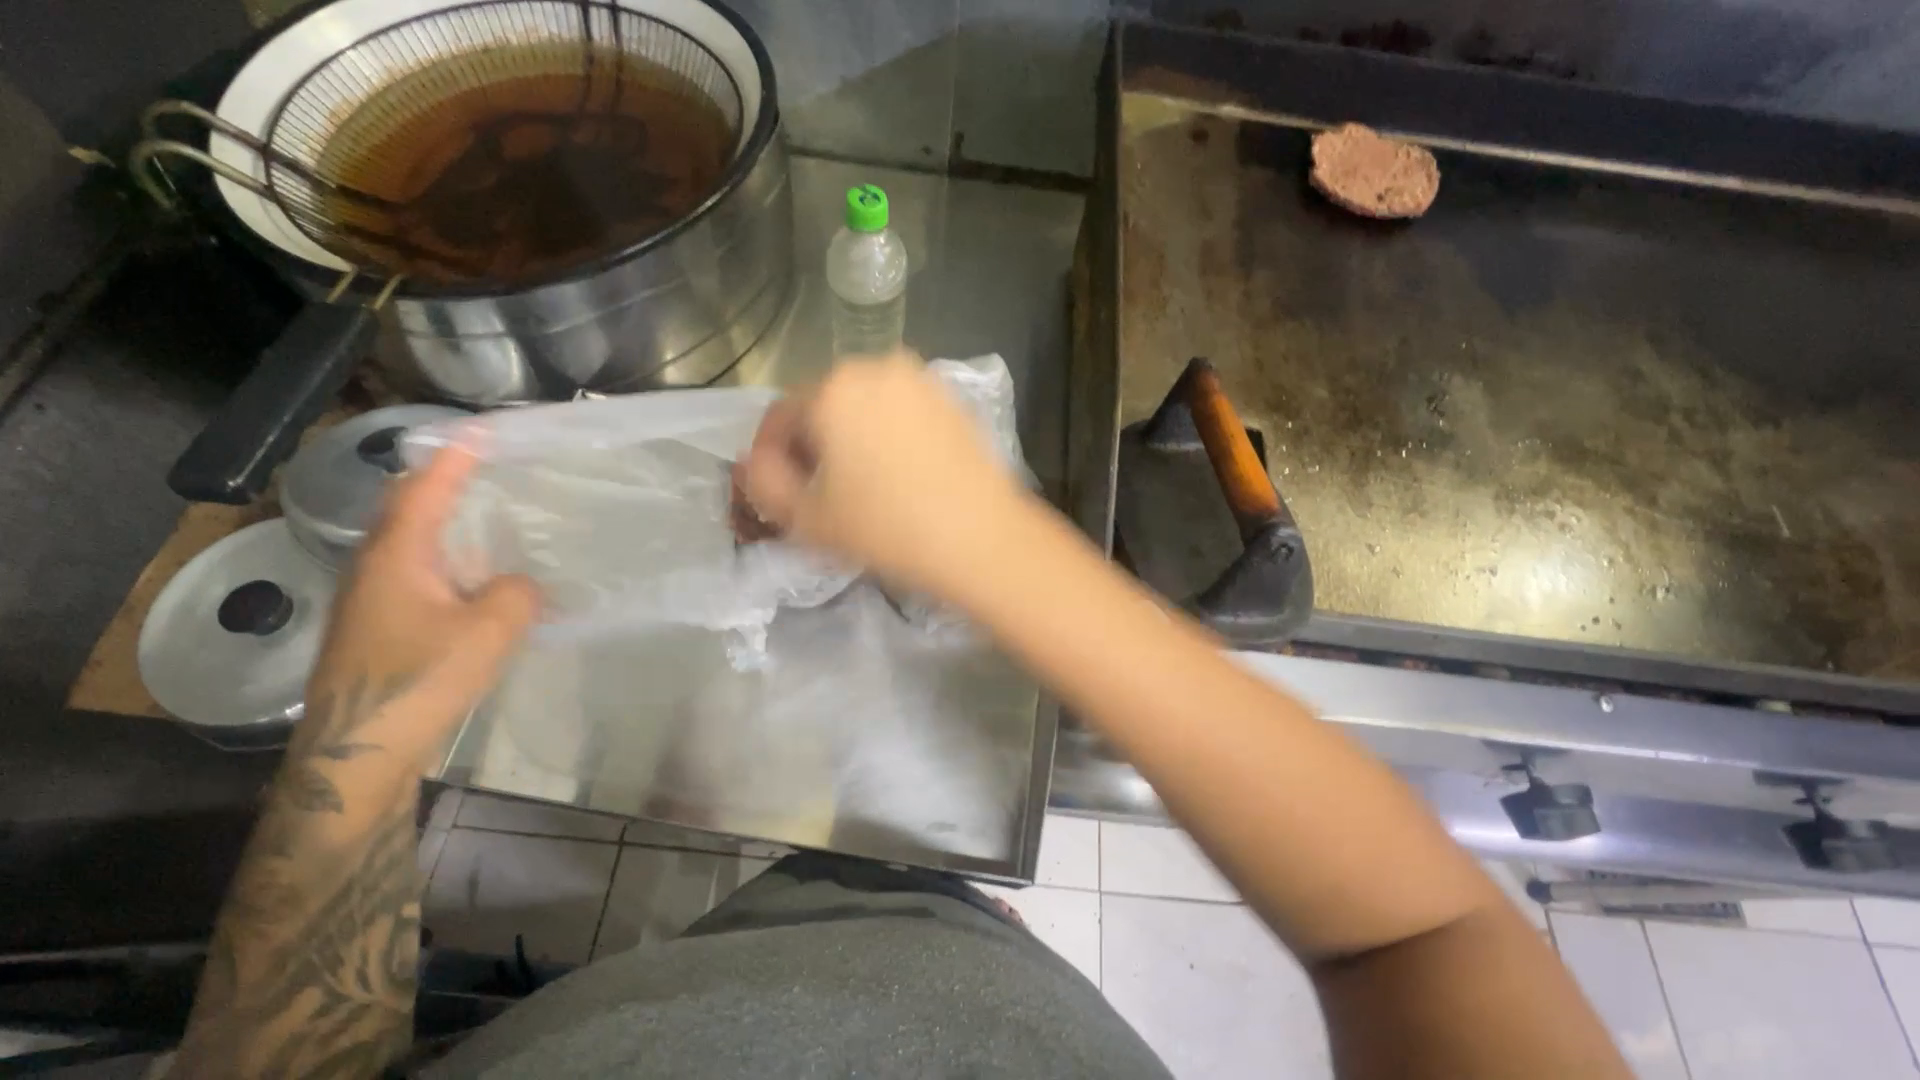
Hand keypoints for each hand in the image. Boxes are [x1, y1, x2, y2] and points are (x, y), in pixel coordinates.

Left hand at [302, 441, 541, 770]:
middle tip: (481, 468)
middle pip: (404, 509)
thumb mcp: (489, 633)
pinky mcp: (375, 630)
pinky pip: (413, 575)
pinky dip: (442, 560)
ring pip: (406, 544)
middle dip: (439, 482)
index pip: (425, 488)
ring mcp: (368, 601)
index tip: (481, 428)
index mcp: (397, 555)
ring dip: (440, 523)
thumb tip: (519, 585)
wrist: (356, 753)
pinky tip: (469, 581)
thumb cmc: (419, 680)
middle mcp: (374, 568)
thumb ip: (517, 594)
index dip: (455, 457)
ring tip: (482, 517)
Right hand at [736, 352, 1032, 598]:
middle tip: (812, 495)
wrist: (984, 540)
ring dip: (848, 441)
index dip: (768, 457)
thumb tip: (756, 463)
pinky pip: (901, 416)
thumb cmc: (888, 529)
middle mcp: (877, 368)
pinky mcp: (954, 403)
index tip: (771, 494)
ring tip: (854, 490)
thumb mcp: (807, 519)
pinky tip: (895, 480)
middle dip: (810, 446)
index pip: (780, 416)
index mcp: (834, 387)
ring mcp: (922, 382)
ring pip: (864, 409)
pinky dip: (886, 439)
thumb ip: (764, 484)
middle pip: (823, 406)